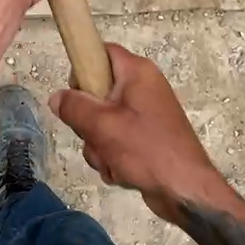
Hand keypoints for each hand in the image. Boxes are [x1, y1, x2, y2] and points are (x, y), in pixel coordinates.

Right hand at [49, 44, 222, 221]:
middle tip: (94, 134)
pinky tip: (121, 172)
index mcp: (137, 72)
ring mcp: (146, 114)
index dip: (83, 68)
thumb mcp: (102, 125)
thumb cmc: (147, 150)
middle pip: (98, 90)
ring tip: (111, 159)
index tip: (76, 93)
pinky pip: (117, 138)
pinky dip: (113, 155)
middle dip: (89, 120)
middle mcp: (143, 87)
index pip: (101, 51)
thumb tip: (56, 97)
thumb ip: (74, 107)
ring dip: (99, 144)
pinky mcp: (148, 137)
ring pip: (104, 120)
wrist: (187, 193)